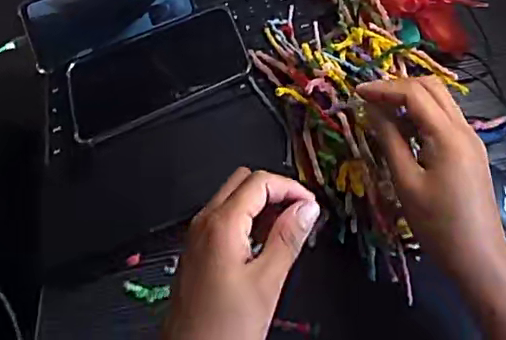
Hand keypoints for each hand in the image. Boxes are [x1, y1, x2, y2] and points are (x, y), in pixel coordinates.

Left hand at [162, 167, 320, 339]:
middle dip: (274, 190)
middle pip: (243, 180)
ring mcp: (197, 236)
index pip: (260, 181)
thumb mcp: (266, 284)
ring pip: (232, 197)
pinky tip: (262, 245)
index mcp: (221, 224)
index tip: (309, 203)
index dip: (290, 187)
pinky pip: (222, 218)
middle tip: (299, 212)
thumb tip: (306, 209)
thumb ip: (287, 240)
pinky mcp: (196, 250)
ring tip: (286, 229)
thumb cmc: (221, 332)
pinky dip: (245, 219)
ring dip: (260, 204)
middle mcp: (204, 223)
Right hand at [359, 77, 505, 339]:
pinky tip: (403, 129)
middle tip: (370, 97)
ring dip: (410, 98)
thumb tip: (371, 109)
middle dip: (398, 86)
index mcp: (448, 135)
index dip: (383, 88)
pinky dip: (422, 114)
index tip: (357, 93)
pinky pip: (444, 118)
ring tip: (382, 110)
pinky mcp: (471, 152)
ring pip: (439, 100)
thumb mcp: (406, 183)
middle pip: (430, 87)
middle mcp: (464, 129)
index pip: (413, 92)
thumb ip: (388, 139)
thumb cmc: (440, 228)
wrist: (482, 265)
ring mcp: (471, 140)